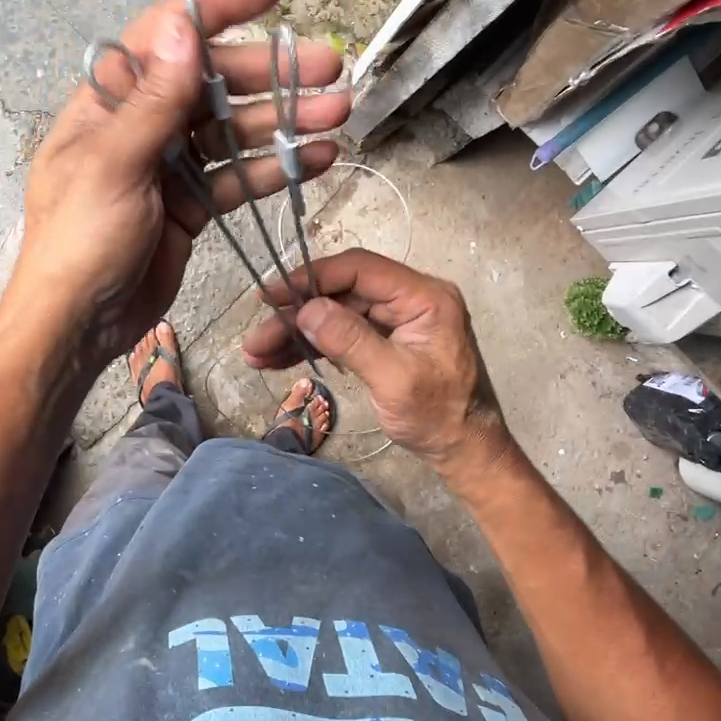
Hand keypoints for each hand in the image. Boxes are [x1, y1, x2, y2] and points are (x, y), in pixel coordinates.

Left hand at [4, 0, 347, 370]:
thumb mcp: (112, 165)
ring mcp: (167, 169)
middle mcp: (141, 127)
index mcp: (109, 103)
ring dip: (284, 122)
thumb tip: (184, 29)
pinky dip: (272, 169)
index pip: (166, 36)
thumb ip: (153, 102)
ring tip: (338, 113)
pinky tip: (316, 160)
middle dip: (269, 75)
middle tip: (331, 70)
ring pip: (232, 133)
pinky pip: (236, 179)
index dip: (218, 9)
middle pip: (212, 85)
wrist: (77, 322)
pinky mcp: (189, 208)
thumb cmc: (80, 239)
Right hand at [241, 249, 519, 487]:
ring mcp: (393, 321)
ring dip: (294, 333)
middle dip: (294, 315)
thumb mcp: (395, 380)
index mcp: (423, 296)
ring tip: (256, 354)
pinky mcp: (381, 341)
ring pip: (333, 314)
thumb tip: (306, 310)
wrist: (465, 450)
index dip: (310, 278)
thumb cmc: (439, 416)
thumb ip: (351, 341)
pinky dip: (308, 346)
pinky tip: (276, 360)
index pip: (358, 270)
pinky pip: (338, 334)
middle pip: (339, 293)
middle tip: (256, 338)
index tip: (271, 295)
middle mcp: (408, 299)